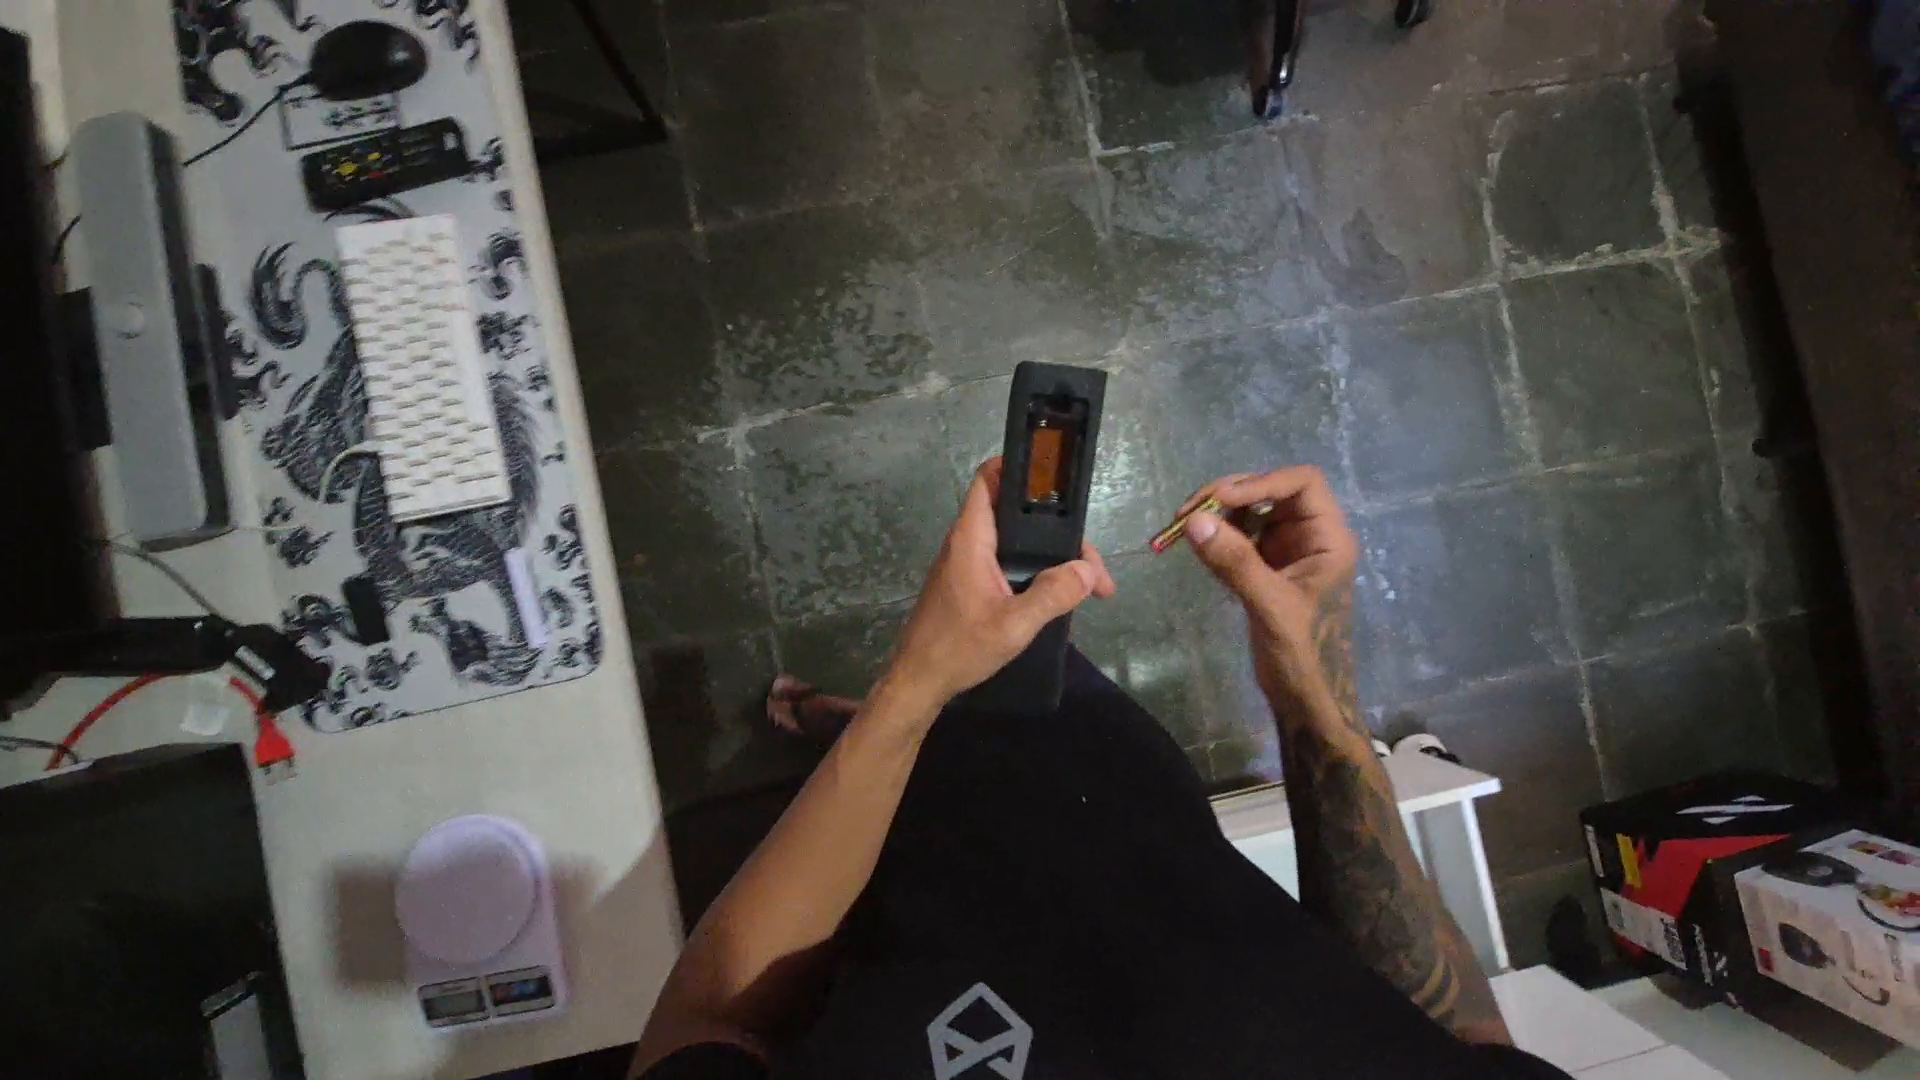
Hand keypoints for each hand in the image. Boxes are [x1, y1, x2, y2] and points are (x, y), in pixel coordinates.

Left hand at [884, 458, 1116, 710]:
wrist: (920, 681)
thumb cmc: (958, 648)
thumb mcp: (1013, 625)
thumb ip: (1051, 595)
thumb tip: (1086, 570)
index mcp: (971, 539)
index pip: (989, 479)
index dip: (1019, 467)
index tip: (1057, 475)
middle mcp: (967, 543)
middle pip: (1017, 516)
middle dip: (1060, 533)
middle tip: (1092, 566)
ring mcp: (967, 564)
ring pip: (1017, 544)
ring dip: (1052, 558)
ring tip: (1088, 584)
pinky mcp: (970, 585)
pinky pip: (1009, 565)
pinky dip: (1036, 574)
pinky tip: (1059, 596)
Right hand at [1179, 467, 1359, 706]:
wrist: (1305, 700)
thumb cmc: (1303, 655)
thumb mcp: (1270, 607)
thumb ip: (1235, 562)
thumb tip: (1195, 521)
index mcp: (1328, 538)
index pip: (1302, 483)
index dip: (1260, 482)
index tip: (1218, 501)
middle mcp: (1309, 536)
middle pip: (1271, 490)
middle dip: (1229, 495)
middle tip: (1188, 514)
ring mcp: (1286, 551)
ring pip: (1251, 511)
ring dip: (1217, 513)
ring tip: (1184, 527)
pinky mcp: (1266, 567)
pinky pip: (1239, 536)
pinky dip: (1216, 536)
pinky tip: (1198, 548)